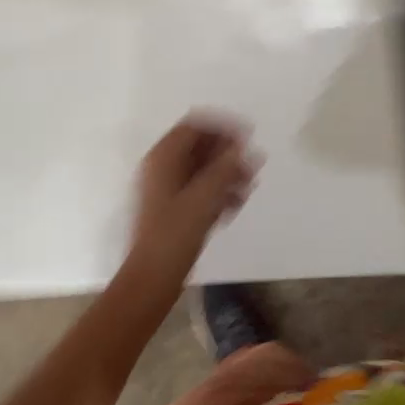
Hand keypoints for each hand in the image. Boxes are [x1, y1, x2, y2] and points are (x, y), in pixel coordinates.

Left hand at [126, 114, 258, 286]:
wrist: (152, 279)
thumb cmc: (174, 235)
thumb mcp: (203, 198)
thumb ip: (224, 169)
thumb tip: (242, 146)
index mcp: (162, 158)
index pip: (193, 126)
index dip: (221, 127)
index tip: (247, 137)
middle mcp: (161, 168)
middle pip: (198, 147)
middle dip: (226, 155)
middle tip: (252, 167)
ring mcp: (165, 189)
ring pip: (200, 170)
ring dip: (225, 174)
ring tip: (248, 188)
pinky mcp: (172, 210)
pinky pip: (197, 190)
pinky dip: (216, 193)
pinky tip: (234, 207)